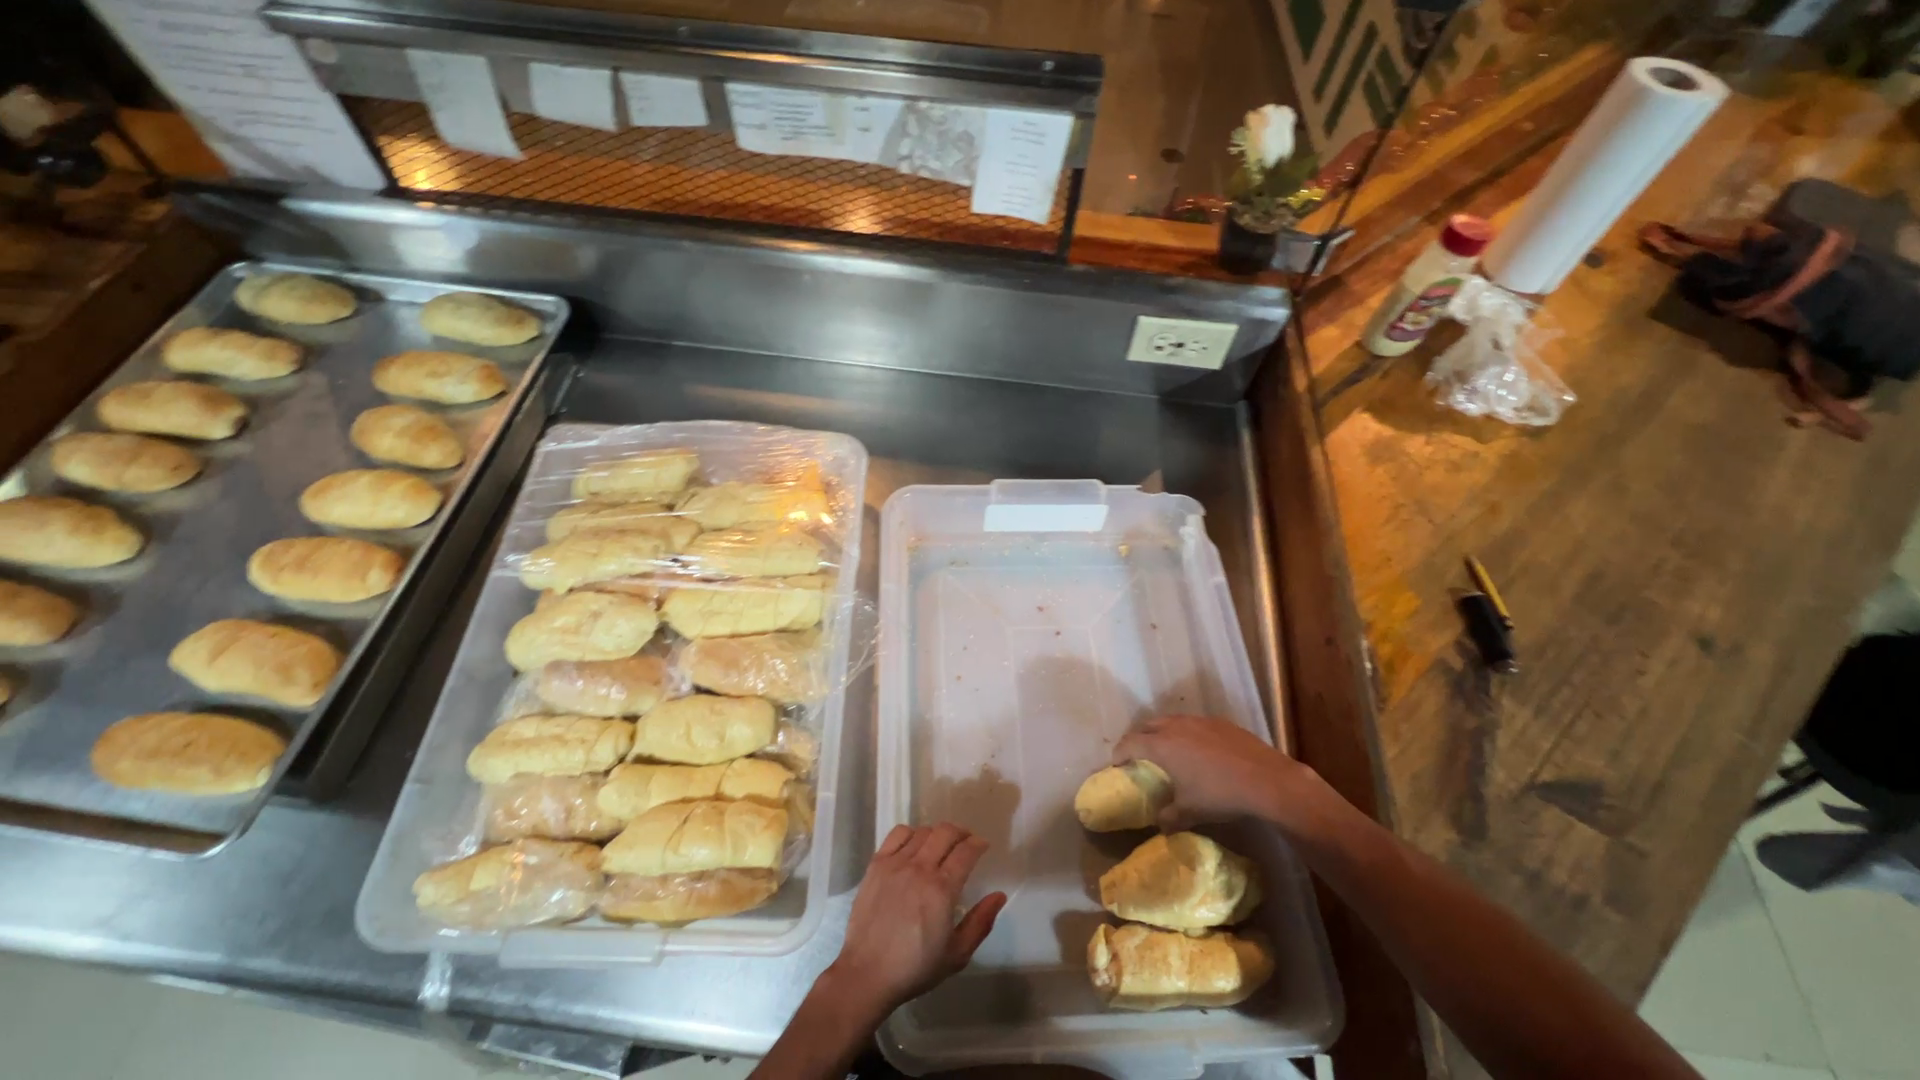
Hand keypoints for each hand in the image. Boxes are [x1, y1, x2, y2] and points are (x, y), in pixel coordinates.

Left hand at [825, 823, 1006, 1016]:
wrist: (868, 973)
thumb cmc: (915, 967)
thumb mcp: (957, 954)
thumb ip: (981, 922)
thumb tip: (999, 895)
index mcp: (942, 889)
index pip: (966, 851)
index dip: (978, 844)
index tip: (983, 846)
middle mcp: (920, 869)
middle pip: (945, 832)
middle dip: (961, 833)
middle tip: (966, 843)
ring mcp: (895, 864)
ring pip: (923, 832)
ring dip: (937, 834)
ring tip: (941, 846)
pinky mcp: (876, 865)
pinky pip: (897, 835)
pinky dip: (911, 834)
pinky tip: (914, 847)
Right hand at [1114, 714, 1308, 827]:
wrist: (1266, 780)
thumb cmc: (1220, 795)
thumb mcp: (1190, 812)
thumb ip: (1169, 817)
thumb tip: (1160, 825)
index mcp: (1163, 746)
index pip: (1131, 742)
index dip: (1120, 751)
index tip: (1116, 761)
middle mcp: (1177, 727)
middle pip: (1149, 725)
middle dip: (1139, 737)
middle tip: (1138, 752)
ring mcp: (1201, 722)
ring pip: (1173, 721)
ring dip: (1163, 732)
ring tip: (1167, 749)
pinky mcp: (1222, 723)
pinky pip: (1195, 724)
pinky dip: (1187, 733)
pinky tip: (1199, 750)